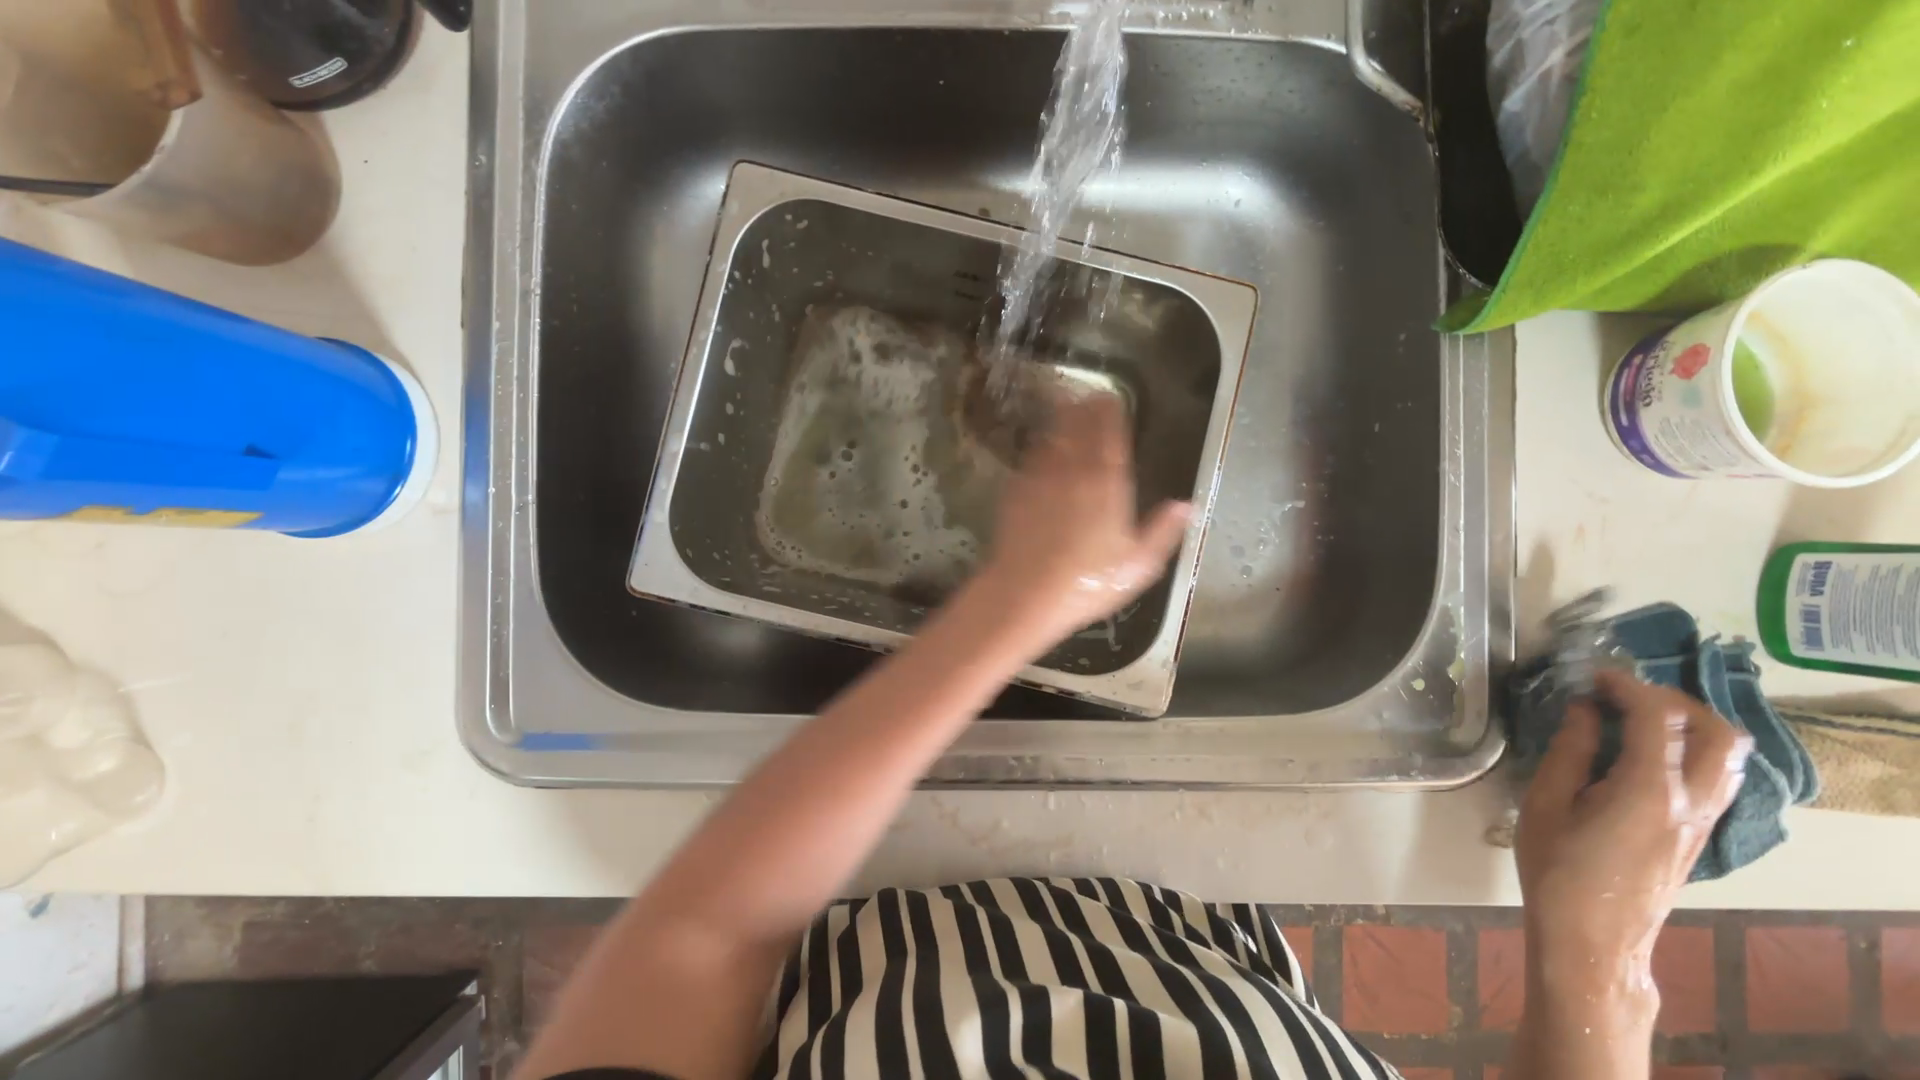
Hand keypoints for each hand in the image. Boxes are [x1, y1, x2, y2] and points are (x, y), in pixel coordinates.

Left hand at [978, 392, 1189, 644]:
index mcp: (1108, 486)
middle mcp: (1074, 473)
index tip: (1112, 398)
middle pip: (1079, 429)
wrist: (1025, 594)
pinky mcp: (1015, 492)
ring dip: (1061, 420)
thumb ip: (1162, 531)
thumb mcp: (1137, 565)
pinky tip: (1040, 448)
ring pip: (1053, 438)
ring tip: (1066, 407)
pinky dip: (1039, 447)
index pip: (1111, 437)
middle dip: (1085, 409)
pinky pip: (1030, 459)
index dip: (1111, 414)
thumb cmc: (1086, 583)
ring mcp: (1040, 480)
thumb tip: (1186, 506)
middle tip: (1088, 394)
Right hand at [1515, 669, 1751, 1032]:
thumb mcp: (1546, 803)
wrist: (1592, 937)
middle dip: (1674, 700)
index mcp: (1649, 789)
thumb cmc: (1556, 869)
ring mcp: (1703, 820)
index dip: (1627, 686)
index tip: (1593, 675)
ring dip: (1692, 724)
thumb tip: (1585, 711)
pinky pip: (1719, 777)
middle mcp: (1692, 800)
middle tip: (1625, 694)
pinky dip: (1695, 750)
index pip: (1656, 717)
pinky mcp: (1700, 834)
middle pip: (1715, 731)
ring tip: (1642, 718)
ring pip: (1729, 756)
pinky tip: (1652, 754)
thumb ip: (1571, 751)